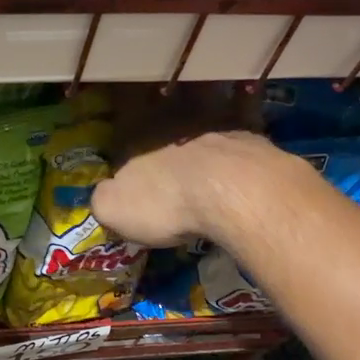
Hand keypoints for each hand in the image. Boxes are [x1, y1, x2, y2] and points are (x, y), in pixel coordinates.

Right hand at [92, 131, 306, 246]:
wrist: (231, 189)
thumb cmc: (167, 206)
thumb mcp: (114, 210)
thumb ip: (104, 201)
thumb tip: (105, 196)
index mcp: (141, 160)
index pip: (129, 174)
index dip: (133, 195)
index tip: (141, 217)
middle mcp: (177, 144)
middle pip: (168, 164)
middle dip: (171, 185)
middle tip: (179, 213)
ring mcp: (218, 142)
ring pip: (206, 159)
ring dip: (207, 179)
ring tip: (214, 205)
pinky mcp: (255, 149)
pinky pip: (241, 163)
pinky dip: (239, 178)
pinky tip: (243, 197)